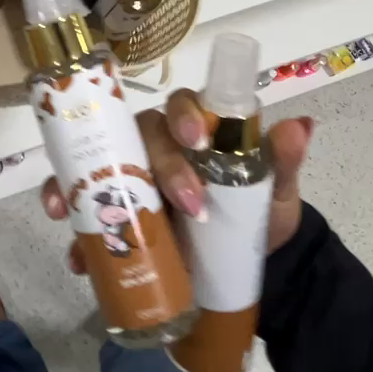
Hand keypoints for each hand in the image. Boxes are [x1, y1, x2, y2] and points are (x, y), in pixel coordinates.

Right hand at [41, 89, 313, 274]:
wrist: (251, 266)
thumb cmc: (261, 213)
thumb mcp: (275, 190)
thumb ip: (282, 160)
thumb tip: (301, 125)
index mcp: (192, 131)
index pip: (180, 106)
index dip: (183, 116)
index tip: (197, 140)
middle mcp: (155, 147)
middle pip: (141, 137)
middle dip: (157, 166)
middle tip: (187, 205)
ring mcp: (132, 180)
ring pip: (99, 168)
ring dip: (81, 186)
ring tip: (72, 213)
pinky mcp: (118, 215)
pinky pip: (89, 215)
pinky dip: (79, 234)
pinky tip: (79, 257)